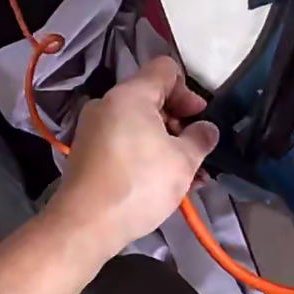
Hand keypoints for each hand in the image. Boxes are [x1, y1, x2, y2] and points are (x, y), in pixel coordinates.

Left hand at [50, 56, 219, 253]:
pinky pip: (123, 145)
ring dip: (165, 144)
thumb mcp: (183, 161)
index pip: (165, 69)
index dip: (189, 90)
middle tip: (195, 151)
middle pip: (151, 99)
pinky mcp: (87, 155)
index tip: (200, 119)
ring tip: (187, 175)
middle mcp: (106, 105)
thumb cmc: (140, 183)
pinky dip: (144, 156)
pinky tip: (162, 183)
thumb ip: (200, 139)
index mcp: (129, 95)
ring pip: (138, 127)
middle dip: (178, 122)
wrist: (87, 223)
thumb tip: (207, 129)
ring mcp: (93, 131)